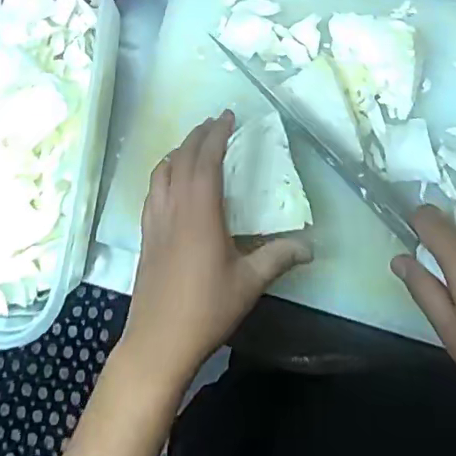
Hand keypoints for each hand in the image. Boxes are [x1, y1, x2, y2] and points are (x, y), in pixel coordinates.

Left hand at [121, 111, 311, 380]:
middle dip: (199, 135)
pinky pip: (153, 187)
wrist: (158, 340)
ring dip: (180, 150)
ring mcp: (155, 217)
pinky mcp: (145, 232)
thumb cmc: (206, 308)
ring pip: (163, 169)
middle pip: (183, 157)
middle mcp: (174, 204)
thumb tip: (310, 247)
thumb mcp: (249, 283)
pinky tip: (170, 181)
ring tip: (193, 145)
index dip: (217, 133)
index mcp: (200, 209)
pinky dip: (164, 171)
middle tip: (215, 122)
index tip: (228, 116)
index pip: (207, 158)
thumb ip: (278, 258)